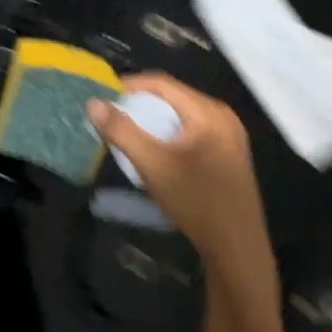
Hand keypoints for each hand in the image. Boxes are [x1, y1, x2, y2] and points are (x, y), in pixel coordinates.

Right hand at [87, 73, 262, 260]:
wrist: (237, 248)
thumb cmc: (196, 202)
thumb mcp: (153, 165)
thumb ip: (122, 132)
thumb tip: (93, 103)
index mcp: (209, 113)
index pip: (163, 83)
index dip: (130, 85)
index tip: (104, 98)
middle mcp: (224, 117)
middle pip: (174, 97)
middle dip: (141, 103)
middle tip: (114, 118)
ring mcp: (231, 136)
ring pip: (183, 115)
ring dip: (155, 119)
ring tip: (131, 134)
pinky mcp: (230, 154)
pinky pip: (193, 130)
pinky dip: (171, 133)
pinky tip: (158, 151)